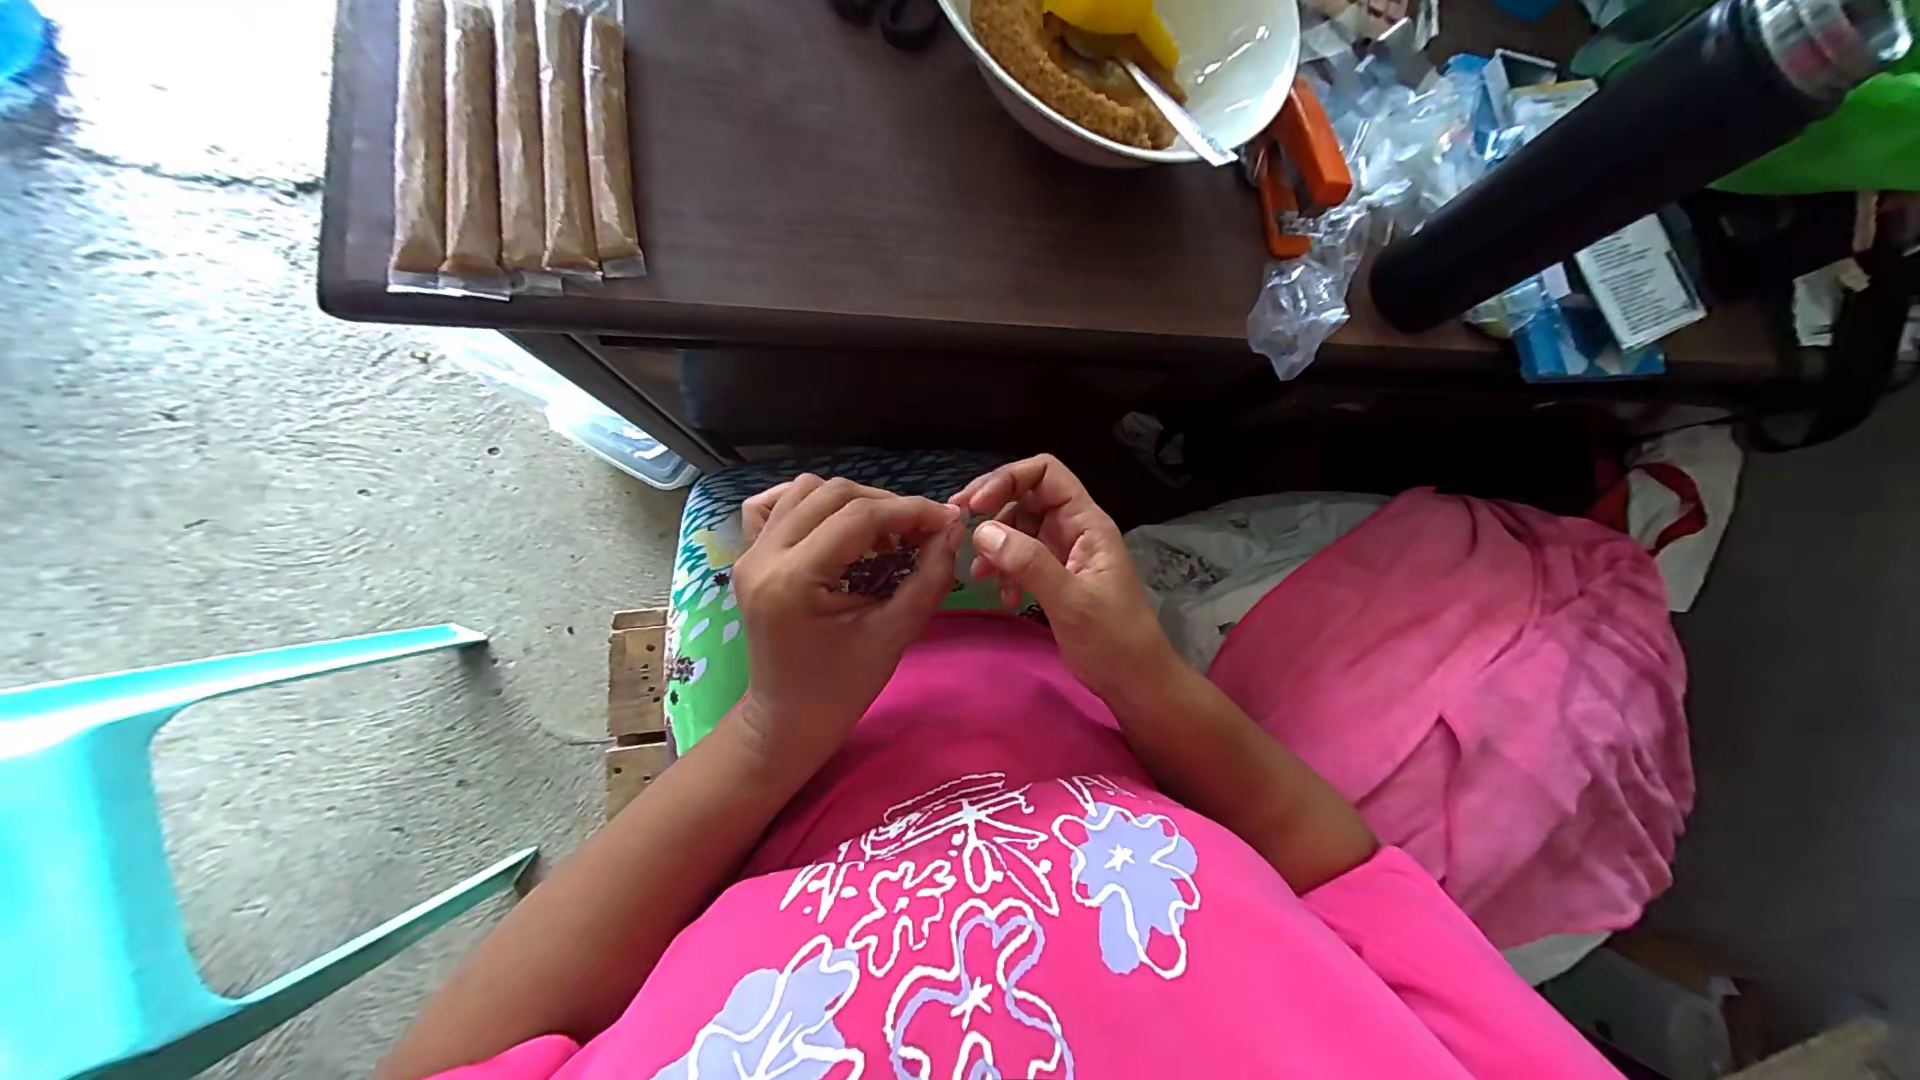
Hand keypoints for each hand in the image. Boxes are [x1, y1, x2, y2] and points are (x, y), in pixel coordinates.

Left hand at [727, 475, 963, 771]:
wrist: (789, 719)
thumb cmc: (842, 688)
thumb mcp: (894, 634)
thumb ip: (928, 577)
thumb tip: (951, 530)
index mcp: (792, 580)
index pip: (858, 517)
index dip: (911, 510)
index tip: (949, 519)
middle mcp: (763, 556)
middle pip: (833, 494)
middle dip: (887, 504)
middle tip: (921, 531)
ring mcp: (750, 553)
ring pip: (805, 490)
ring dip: (853, 501)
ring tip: (883, 533)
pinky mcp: (750, 557)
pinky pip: (772, 506)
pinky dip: (809, 503)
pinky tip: (834, 524)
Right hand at [950, 454, 1178, 706]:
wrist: (1134, 682)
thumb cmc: (1114, 640)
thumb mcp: (1072, 602)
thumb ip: (1030, 564)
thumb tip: (983, 531)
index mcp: (1086, 523)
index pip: (1046, 474)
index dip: (1008, 479)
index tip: (976, 505)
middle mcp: (1073, 530)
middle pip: (1025, 496)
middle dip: (991, 509)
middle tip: (958, 530)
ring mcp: (1063, 552)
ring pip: (1018, 528)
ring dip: (994, 545)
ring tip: (980, 574)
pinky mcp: (1054, 576)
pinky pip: (1020, 558)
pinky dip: (1004, 570)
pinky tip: (1002, 596)